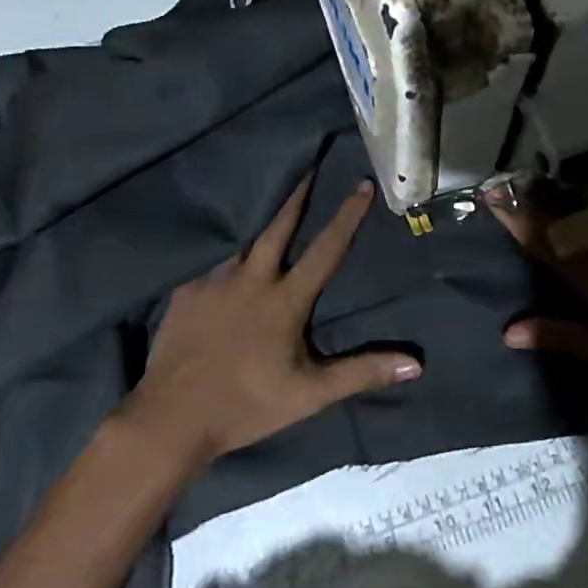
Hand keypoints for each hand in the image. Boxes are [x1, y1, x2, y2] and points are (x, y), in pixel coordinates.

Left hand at [122, 175, 421, 464]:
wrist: (172, 418)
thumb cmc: (247, 405)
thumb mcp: (311, 394)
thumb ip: (362, 372)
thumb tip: (415, 364)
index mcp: (284, 300)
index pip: (326, 250)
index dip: (346, 216)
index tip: (361, 183)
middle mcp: (250, 279)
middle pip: (277, 226)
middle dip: (296, 195)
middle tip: (308, 169)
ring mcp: (213, 282)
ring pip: (242, 242)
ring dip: (260, 223)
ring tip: (267, 208)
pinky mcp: (185, 292)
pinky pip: (211, 264)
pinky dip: (226, 256)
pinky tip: (225, 259)